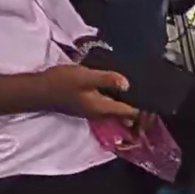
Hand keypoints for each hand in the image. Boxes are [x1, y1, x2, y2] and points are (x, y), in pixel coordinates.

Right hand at [0, 64, 139, 120]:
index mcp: (102, 108)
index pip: (129, 113)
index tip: (156, 103)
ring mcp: (92, 112)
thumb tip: (127, 84)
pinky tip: (119, 91)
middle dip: (139, 112)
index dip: (144, 109)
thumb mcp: (86, 77)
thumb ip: (107, 79)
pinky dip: (116, 103)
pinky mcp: (87, 107)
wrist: (38, 91)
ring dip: (128, 107)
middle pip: (124, 116)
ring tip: (139, 96)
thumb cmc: (61, 83)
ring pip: (116, 112)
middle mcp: (100, 114)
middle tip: (152, 101)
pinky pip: (108, 108)